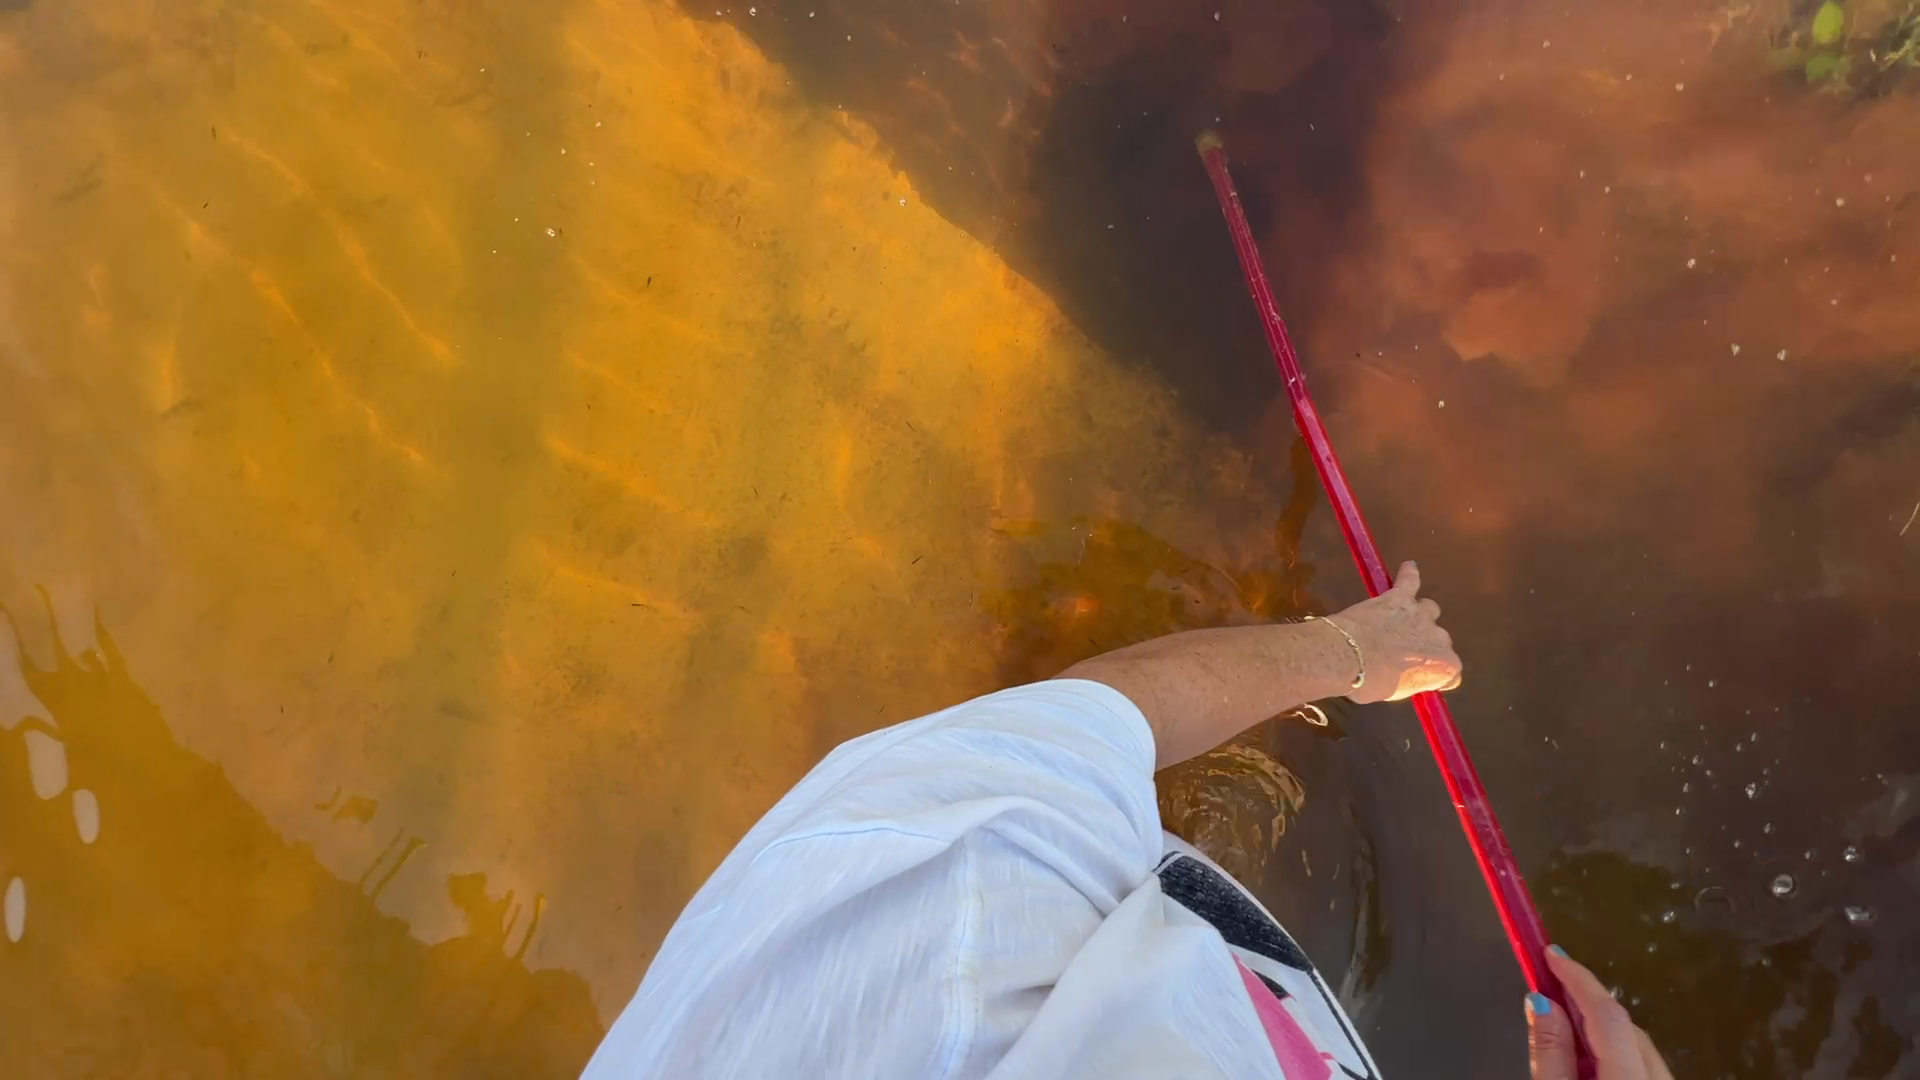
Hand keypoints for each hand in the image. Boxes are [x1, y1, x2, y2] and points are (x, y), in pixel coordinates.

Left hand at [1327, 561, 1460, 704]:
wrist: (1347, 656)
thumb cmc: (1368, 681)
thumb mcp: (1394, 692)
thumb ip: (1408, 680)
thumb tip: (1404, 675)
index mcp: (1445, 668)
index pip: (1449, 672)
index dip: (1430, 672)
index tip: (1414, 673)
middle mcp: (1441, 640)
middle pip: (1437, 640)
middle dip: (1420, 643)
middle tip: (1395, 648)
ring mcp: (1421, 616)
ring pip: (1428, 610)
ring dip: (1415, 614)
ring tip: (1398, 618)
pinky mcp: (1399, 598)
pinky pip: (1410, 581)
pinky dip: (1409, 574)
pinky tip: (1409, 567)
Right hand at [1528, 948, 1673, 1079]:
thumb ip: (1550, 1050)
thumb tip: (1540, 999)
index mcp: (1629, 1078)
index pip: (1607, 1015)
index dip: (1578, 978)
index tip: (1549, 952)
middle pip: (1626, 1027)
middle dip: (1586, 1001)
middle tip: (1547, 990)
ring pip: (1639, 1044)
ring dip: (1603, 1026)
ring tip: (1566, 1027)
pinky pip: (1648, 1063)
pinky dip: (1620, 1048)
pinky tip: (1594, 1058)